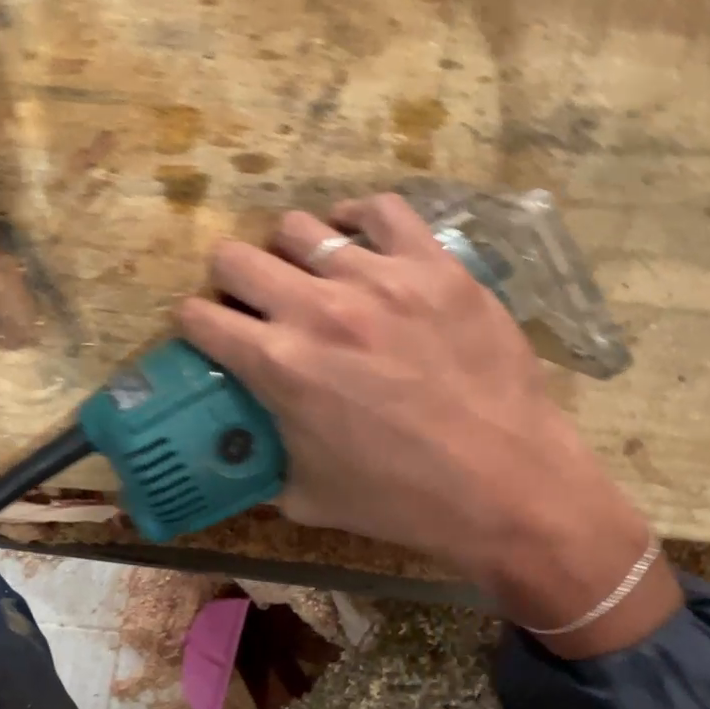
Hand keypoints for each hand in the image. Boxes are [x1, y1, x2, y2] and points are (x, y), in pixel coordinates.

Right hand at [176, 194, 679, 656]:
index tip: (208, 333)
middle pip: (233, 257)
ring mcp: (379, 280)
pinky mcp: (436, 267)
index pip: (197, 315)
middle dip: (230, 281)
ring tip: (312, 276)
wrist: (515, 492)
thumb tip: (228, 439)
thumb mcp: (302, 492)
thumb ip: (255, 453)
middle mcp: (316, 310)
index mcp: (278, 364)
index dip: (194, 324)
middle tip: (254, 303)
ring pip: (297, 227)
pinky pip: (382, 210)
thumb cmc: (402, 499)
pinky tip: (360, 245)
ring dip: (290, 254)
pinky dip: (359, 220)